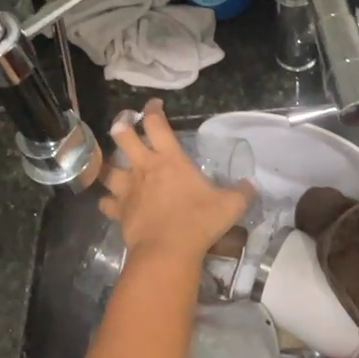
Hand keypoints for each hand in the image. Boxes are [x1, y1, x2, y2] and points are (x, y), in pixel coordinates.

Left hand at [98, 99, 254, 265]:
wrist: (166, 253)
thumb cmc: (198, 222)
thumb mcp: (230, 206)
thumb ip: (242, 193)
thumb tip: (251, 186)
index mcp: (170, 159)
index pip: (157, 124)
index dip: (153, 110)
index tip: (153, 104)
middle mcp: (145, 168)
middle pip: (123, 137)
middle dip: (121, 125)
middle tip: (123, 121)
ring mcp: (128, 190)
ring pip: (108, 168)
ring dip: (107, 164)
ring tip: (110, 163)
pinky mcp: (119, 212)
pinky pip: (107, 202)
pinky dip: (107, 200)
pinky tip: (110, 202)